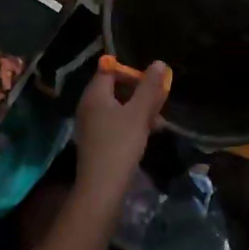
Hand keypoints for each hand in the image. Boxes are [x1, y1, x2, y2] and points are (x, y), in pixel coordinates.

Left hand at [74, 59, 168, 193]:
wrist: (102, 186)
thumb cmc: (120, 144)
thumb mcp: (139, 114)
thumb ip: (149, 88)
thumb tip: (158, 63)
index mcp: (94, 94)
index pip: (109, 70)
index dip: (131, 72)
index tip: (151, 82)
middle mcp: (88, 106)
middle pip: (115, 89)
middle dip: (139, 94)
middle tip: (159, 103)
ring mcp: (91, 124)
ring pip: (118, 108)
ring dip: (139, 111)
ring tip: (159, 122)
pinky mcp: (97, 141)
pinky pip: (115, 124)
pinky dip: (131, 124)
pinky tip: (148, 134)